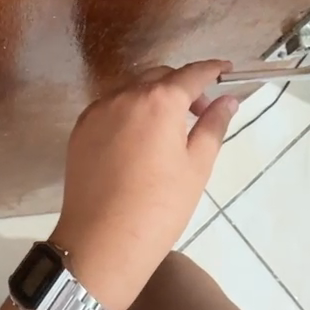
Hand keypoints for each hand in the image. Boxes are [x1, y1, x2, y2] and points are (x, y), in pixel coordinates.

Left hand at [49, 61, 239, 309]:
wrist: (102, 240)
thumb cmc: (160, 206)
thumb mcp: (196, 166)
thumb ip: (213, 125)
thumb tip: (229, 99)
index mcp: (159, 101)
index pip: (191, 74)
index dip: (212, 69)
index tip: (226, 69)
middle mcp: (125, 95)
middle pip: (160, 76)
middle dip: (182, 86)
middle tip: (200, 112)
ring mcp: (98, 109)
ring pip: (132, 89)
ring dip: (154, 97)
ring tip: (168, 128)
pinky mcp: (81, 127)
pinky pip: (110, 106)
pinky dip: (129, 111)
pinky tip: (138, 139)